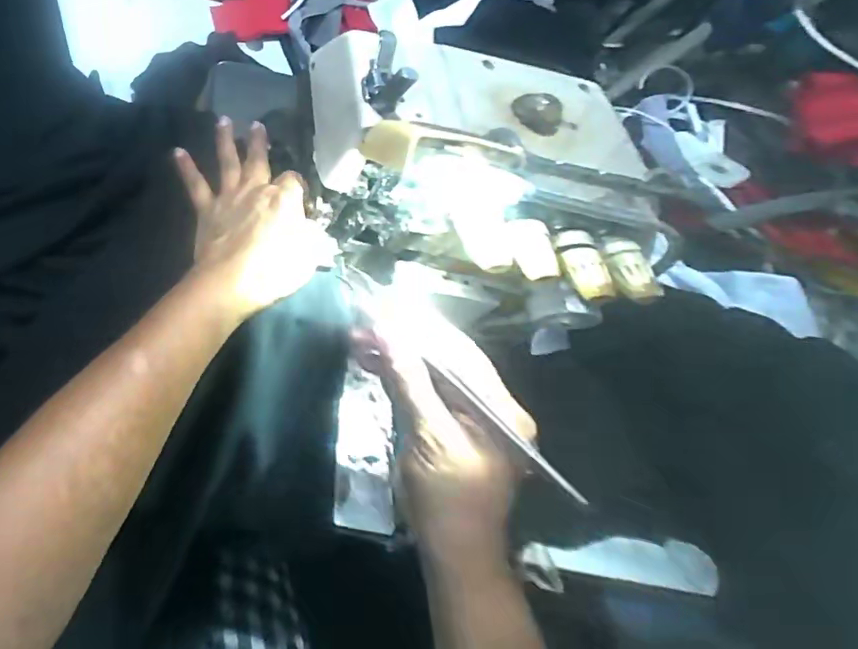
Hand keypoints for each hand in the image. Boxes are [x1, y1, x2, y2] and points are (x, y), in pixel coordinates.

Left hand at [173, 118, 332, 316]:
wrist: (230, 280)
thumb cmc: (274, 272)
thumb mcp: (308, 257)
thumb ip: (312, 238)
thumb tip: (314, 230)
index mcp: (283, 200)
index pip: (294, 182)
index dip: (297, 186)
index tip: (299, 194)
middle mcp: (256, 191)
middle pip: (258, 160)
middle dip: (258, 142)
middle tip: (255, 124)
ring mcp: (229, 197)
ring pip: (228, 162)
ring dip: (225, 141)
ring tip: (222, 121)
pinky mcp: (207, 209)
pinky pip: (195, 184)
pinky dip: (186, 168)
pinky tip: (177, 152)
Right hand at [358, 303, 535, 565]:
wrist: (453, 550)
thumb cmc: (447, 498)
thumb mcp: (427, 436)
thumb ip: (409, 381)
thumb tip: (385, 330)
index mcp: (499, 410)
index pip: (458, 352)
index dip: (418, 326)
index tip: (380, 307)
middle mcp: (492, 406)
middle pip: (444, 356)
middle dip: (402, 336)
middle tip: (362, 320)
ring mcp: (471, 414)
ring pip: (430, 368)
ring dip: (394, 352)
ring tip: (357, 339)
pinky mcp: (450, 422)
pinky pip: (423, 385)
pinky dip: (396, 371)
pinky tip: (370, 359)